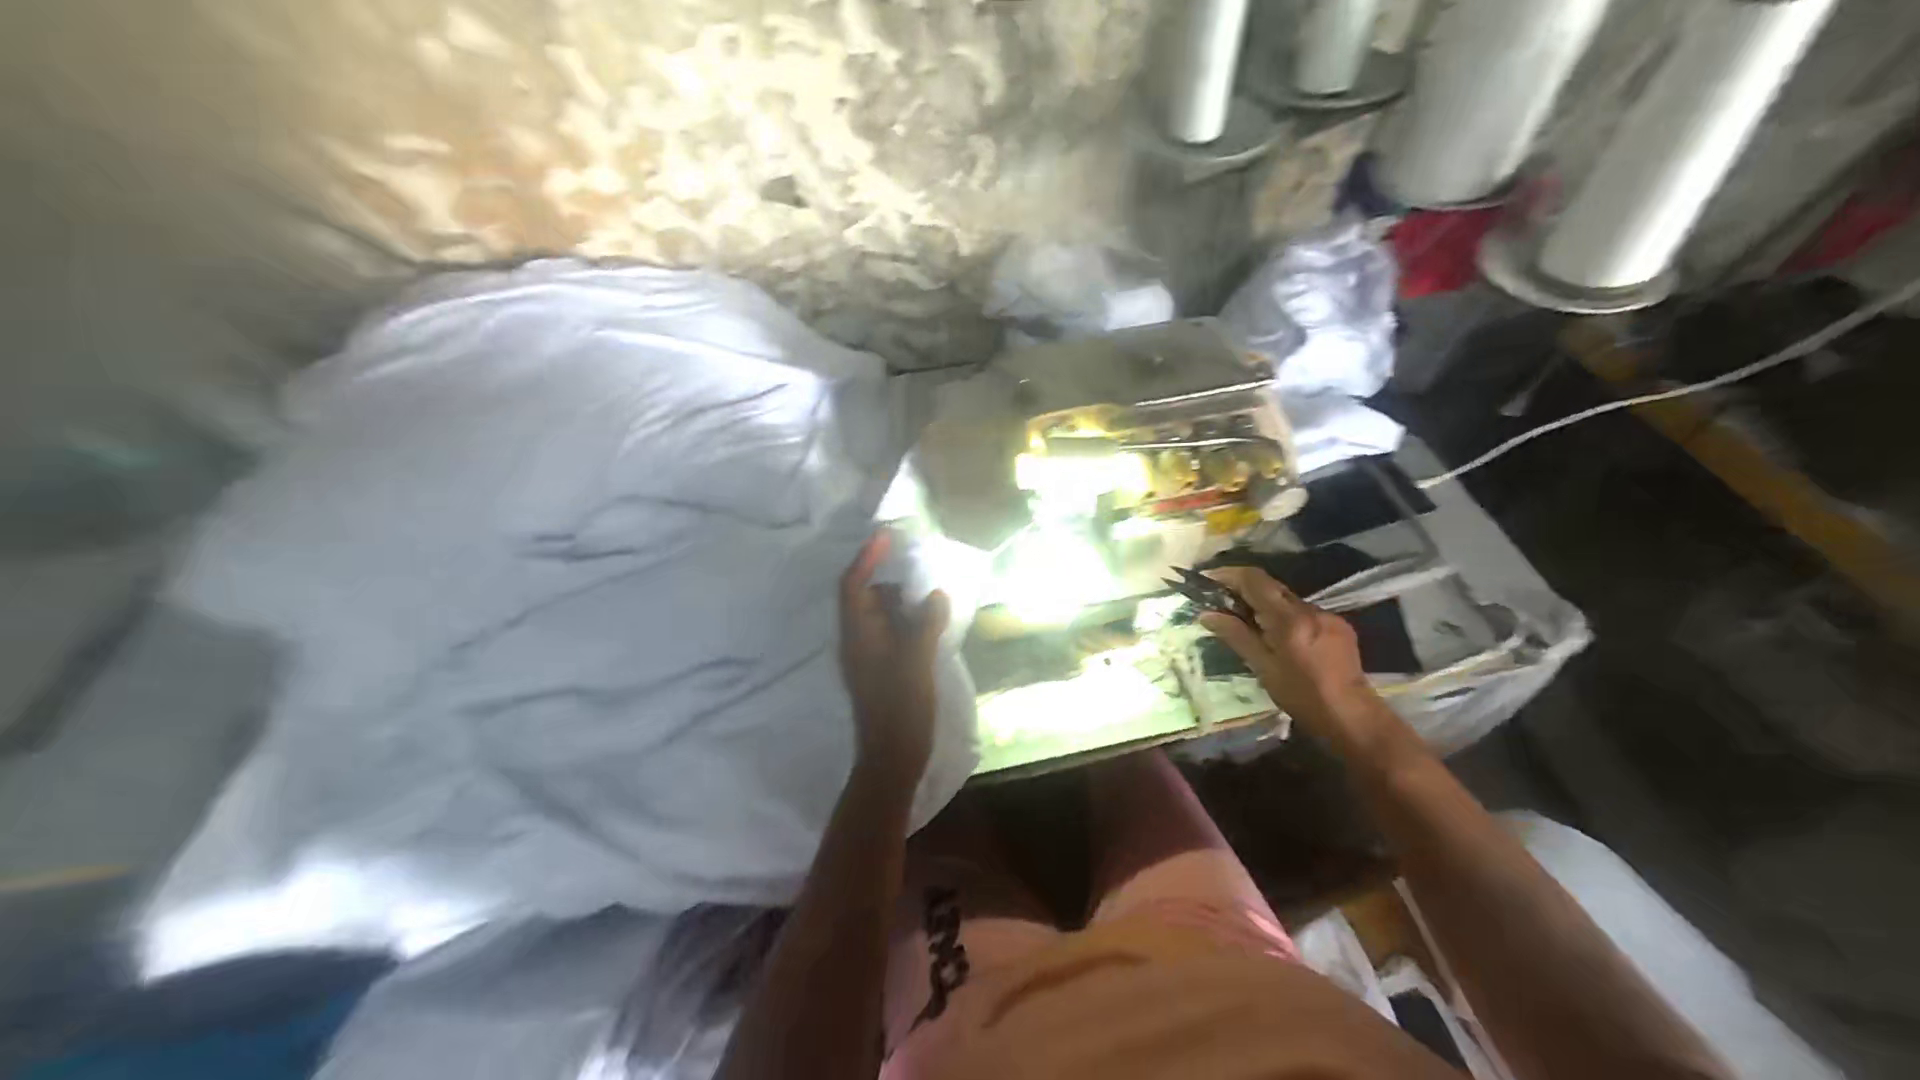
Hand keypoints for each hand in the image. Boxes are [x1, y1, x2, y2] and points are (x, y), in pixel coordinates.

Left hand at [839, 530, 950, 784]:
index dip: (867, 558)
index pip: (853, 586)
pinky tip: (933, 625)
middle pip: (866, 599)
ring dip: (902, 603)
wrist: (892, 759)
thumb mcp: (917, 663)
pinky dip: (909, 624)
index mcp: (858, 637)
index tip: (886, 536)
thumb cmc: (901, 710)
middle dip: (889, 579)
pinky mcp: (883, 672)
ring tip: (932, 595)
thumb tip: (935, 594)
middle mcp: (859, 643)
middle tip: (919, 566)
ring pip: (881, 618)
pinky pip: (893, 636)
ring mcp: (870, 659)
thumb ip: (925, 624)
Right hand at [1197, 567, 1399, 756]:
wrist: (1351, 715)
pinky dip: (1286, 617)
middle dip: (1244, 589)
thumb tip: (1207, 614)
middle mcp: (1310, 608)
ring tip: (1248, 624)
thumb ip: (1235, 635)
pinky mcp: (1339, 626)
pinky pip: (1304, 613)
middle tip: (1222, 602)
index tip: (1209, 580)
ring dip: (1266, 605)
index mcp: (1288, 618)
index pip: (1255, 580)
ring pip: (1288, 601)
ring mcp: (1328, 615)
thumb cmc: (1300, 695)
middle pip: (1271, 587)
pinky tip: (1280, 638)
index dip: (1229, 574)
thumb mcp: (1261, 667)